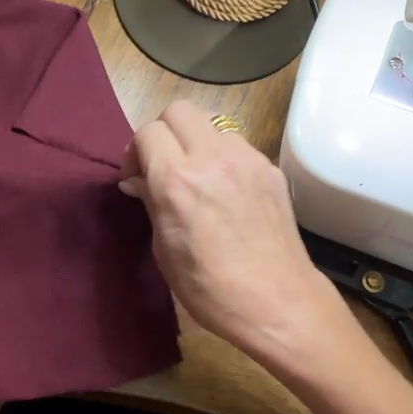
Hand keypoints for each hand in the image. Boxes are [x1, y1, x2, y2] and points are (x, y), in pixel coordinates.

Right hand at [120, 102, 353, 361]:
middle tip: (161, 165)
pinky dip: (221, 156)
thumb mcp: (164, 249)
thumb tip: (138, 181)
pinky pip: (236, 145)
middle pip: (178, 110)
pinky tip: (223, 190)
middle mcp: (212, 158)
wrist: (277, 302)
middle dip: (162, 132)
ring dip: (194, 140)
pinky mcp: (270, 169)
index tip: (136, 177)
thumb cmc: (209, 288)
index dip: (135, 152)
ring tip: (194, 176)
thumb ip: (151, 203)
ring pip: (210, 123)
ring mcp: (247, 160)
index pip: (147, 133)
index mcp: (177, 181)